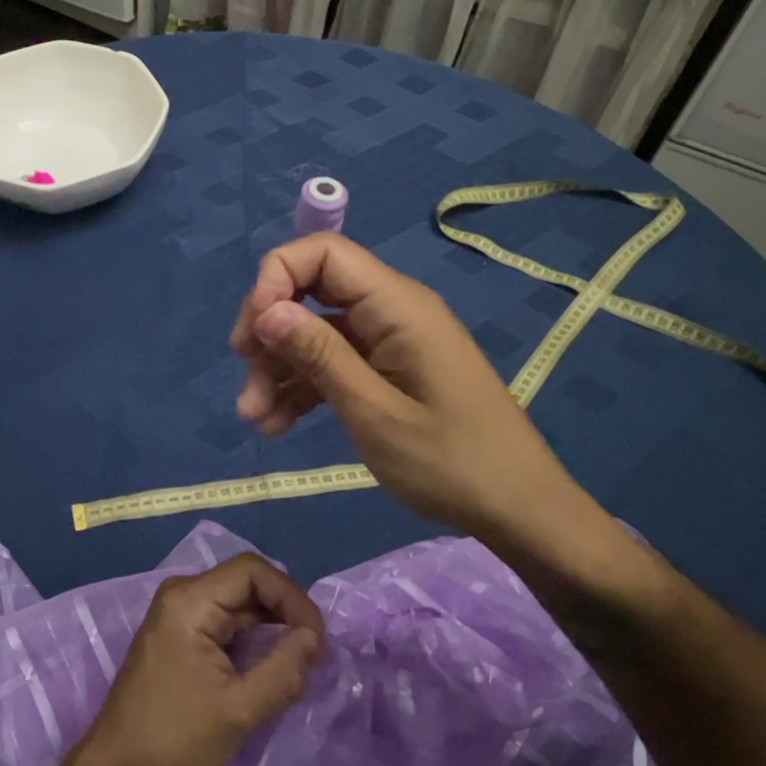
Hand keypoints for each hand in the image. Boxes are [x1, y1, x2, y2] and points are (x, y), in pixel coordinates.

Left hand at [62, 554, 322, 765]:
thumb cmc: (174, 737)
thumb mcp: (238, 710)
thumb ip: (282, 670)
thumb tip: (315, 637)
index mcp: (189, 600)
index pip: (251, 570)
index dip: (291, 595)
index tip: (317, 636)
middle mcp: (182, 594)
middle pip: (246, 583)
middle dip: (285, 610)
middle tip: (315, 650)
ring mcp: (178, 613)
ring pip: (238, 603)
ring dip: (272, 625)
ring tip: (301, 658)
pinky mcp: (180, 633)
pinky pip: (225, 621)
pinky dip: (253, 637)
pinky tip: (274, 662)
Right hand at [228, 232, 582, 541]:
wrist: (520, 512)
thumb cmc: (452, 464)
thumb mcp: (374, 414)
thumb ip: (319, 356)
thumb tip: (266, 310)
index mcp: (398, 306)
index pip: (323, 253)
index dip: (276, 278)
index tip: (253, 332)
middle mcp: (392, 311)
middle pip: (312, 292)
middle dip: (270, 332)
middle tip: (245, 381)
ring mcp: (390, 341)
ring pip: (315, 331)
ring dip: (279, 368)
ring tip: (255, 419)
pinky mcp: (389, 369)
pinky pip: (334, 361)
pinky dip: (304, 386)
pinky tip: (278, 424)